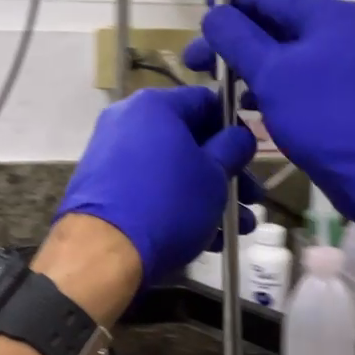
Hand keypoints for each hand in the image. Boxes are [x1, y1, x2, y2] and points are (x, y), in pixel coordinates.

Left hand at [55, 87, 258, 284]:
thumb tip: (239, 136)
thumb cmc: (168, 203)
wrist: (103, 253)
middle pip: (190, 140)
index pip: (206, 102)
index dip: (235, 127)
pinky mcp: (103, 188)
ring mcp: (111, 155)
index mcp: (154, 106)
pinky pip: (150, 188)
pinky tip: (208, 239)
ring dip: (208, 196)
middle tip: (250, 198)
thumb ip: (233, 149)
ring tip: (238, 228)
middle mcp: (128, 122)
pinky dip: (178, 206)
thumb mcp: (214, 175)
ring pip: (172, 169)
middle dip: (225, 172)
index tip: (251, 155)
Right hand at [184, 0, 354, 274]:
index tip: (198, 13)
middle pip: (275, 27)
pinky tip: (249, 108)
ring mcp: (346, 67)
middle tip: (196, 63)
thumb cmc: (326, 116)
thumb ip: (237, 39)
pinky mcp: (346, 98)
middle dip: (233, 43)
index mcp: (326, 15)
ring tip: (218, 88)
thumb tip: (214, 13)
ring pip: (285, 58)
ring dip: (250, 69)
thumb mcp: (272, 73)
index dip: (229, 4)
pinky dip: (272, 90)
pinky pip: (299, 83)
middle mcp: (340, 33)